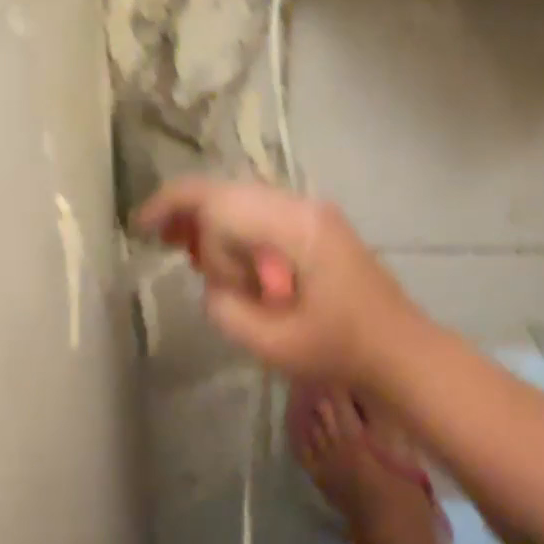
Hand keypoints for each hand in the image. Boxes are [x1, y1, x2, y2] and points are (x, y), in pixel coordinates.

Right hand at [134, 177, 422, 382]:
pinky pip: (264, 218)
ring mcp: (314, 215)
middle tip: (160, 241)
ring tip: (189, 254)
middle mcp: (303, 208)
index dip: (173, 209)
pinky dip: (237, 233)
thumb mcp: (271, 341)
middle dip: (191, 215)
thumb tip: (212, 283)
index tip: (142, 229)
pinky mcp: (319, 230)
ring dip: (214, 226)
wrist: (400, 351)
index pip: (219, 202)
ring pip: (245, 202)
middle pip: (229, 193)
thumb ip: (225, 306)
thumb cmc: (339, 350)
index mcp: (295, 228)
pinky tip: (225, 258)